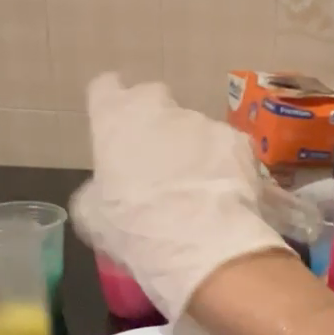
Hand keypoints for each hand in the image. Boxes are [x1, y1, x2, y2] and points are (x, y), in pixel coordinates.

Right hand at [69, 73, 292, 322]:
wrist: (199, 245)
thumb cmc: (133, 229)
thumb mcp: (93, 216)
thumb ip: (96, 189)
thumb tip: (102, 192)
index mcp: (115, 117)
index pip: (105, 89)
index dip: (111, 109)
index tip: (115, 130)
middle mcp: (159, 107)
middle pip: (154, 103)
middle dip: (154, 127)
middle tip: (156, 166)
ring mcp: (203, 122)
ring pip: (194, 129)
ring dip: (192, 151)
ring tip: (196, 192)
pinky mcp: (240, 142)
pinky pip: (227, 150)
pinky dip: (224, 168)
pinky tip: (223, 198)